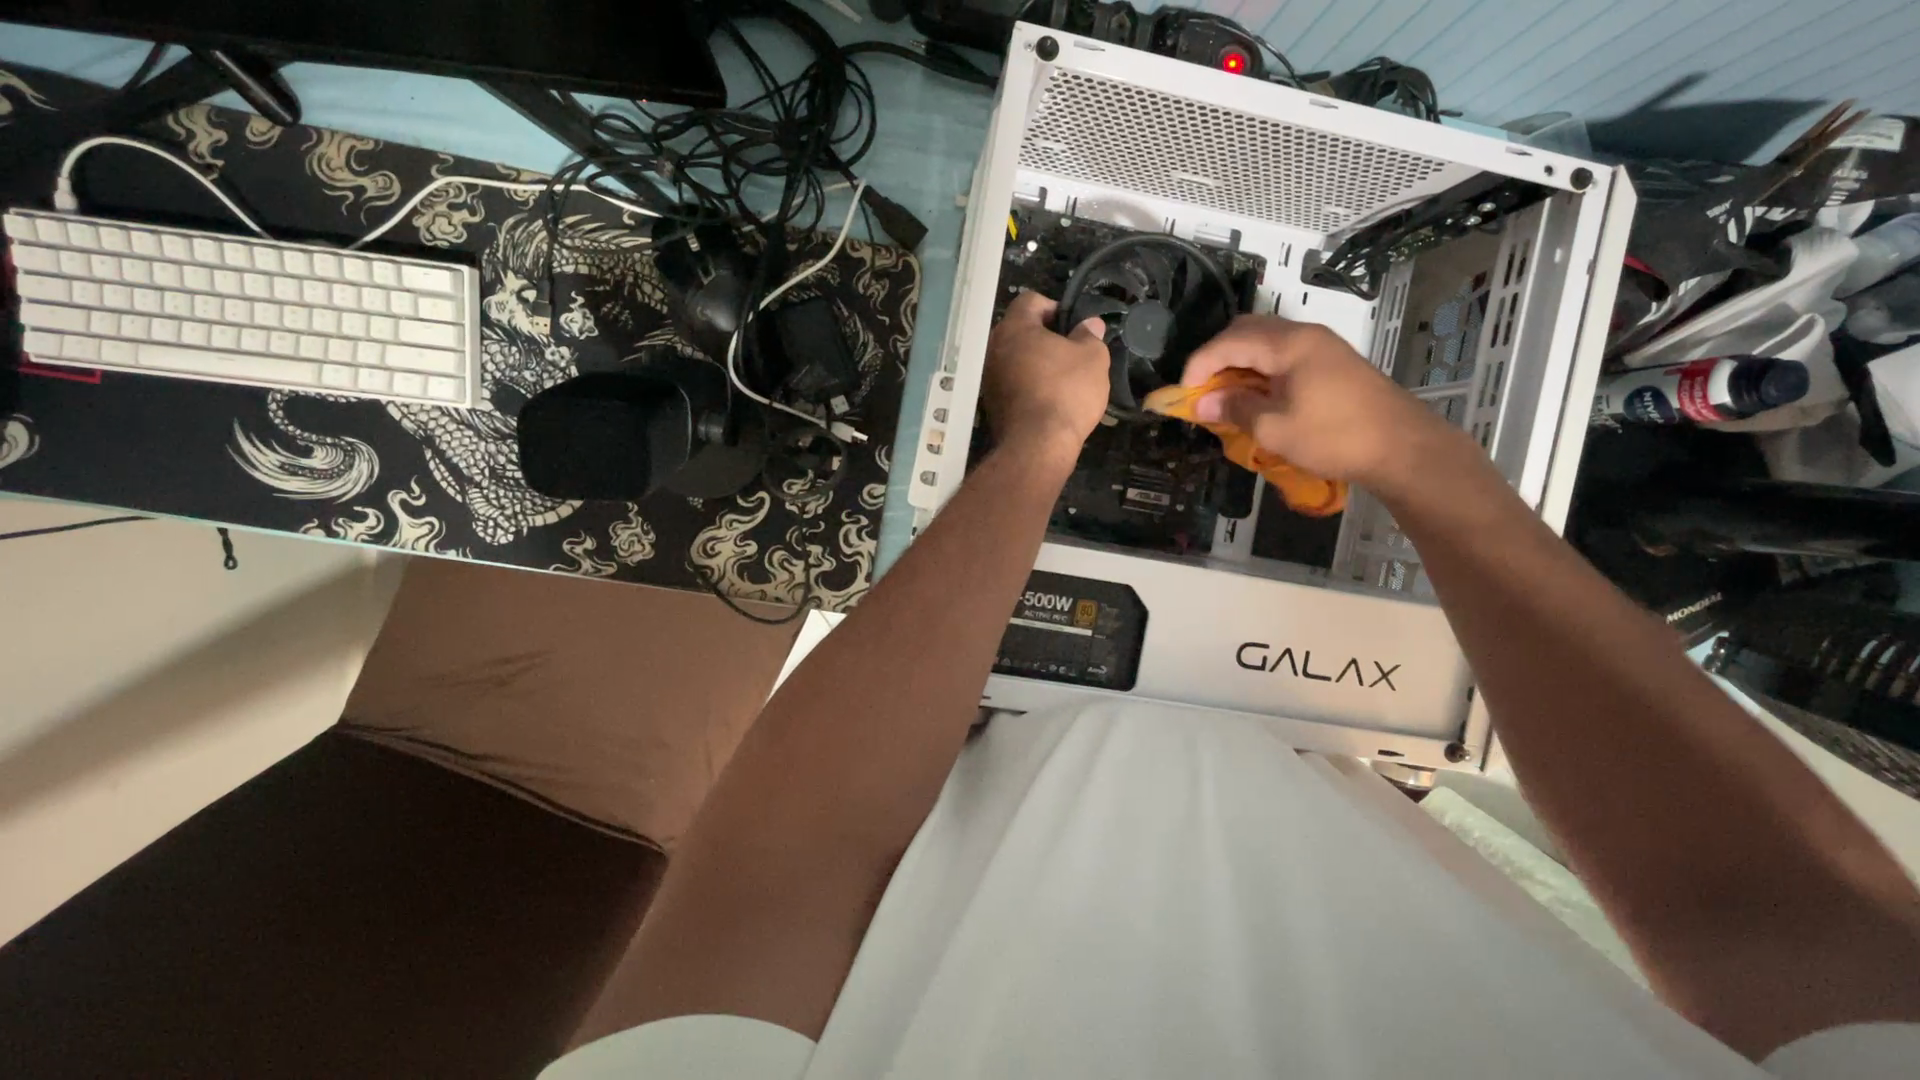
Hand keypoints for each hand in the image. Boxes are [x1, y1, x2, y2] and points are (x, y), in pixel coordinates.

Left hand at [983, 291, 1109, 458]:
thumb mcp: (1092, 359)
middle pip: (1019, 331)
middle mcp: (993, 348)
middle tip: (1070, 351)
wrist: (1038, 445)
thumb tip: (1090, 324)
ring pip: (1014, 359)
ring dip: (1035, 363)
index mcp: (1015, 328)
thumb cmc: (1066, 392)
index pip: (1030, 300)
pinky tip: (1047, 400)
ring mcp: (988, 378)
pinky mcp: (991, 404)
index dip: (1054, 307)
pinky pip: (1012, 384)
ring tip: (1061, 378)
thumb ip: (1090, 336)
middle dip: (1044, 337)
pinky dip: (1027, 386)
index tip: (1072, 325)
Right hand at [1181, 315, 1468, 493]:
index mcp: (1288, 344)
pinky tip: (1257, 397)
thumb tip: (1202, 402)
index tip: (1184, 397)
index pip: (1227, 342)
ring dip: (1238, 364)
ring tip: (1225, 397)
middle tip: (1202, 392)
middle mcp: (1304, 334)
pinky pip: (1283, 354)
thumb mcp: (1275, 429)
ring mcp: (1321, 346)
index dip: (1198, 366)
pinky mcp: (1331, 362)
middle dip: (1216, 359)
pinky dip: (1260, 370)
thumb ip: (1235, 409)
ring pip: (1265, 341)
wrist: (1403, 447)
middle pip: (1245, 331)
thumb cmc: (1335, 437)